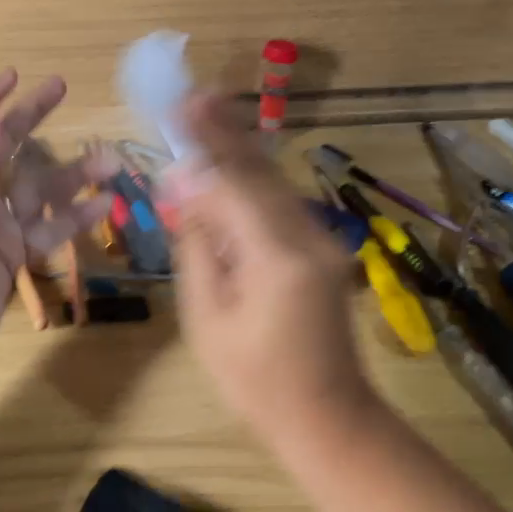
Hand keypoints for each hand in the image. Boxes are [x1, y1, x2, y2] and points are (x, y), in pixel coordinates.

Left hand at [0, 69, 112, 364]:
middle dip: (31, 115)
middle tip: (61, 87)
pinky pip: (47, 226)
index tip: (14, 75)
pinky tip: (104, 203)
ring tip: (110, 160)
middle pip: (3, 143)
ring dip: (70, 173)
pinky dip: (73, 215)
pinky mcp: (13, 250)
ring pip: (36, 186)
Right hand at [166, 93, 374, 447]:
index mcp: (276, 257)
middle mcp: (307, 237)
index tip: (181, 104)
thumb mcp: (207, 318)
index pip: (234, 183)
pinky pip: (280, 201)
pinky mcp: (323, 249)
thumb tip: (184, 189)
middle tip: (194, 92)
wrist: (331, 419)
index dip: (206, 142)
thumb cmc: (256, 380)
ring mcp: (322, 241)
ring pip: (273, 181)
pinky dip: (251, 175)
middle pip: (259, 171)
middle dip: (224, 130)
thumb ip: (199, 246)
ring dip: (238, 146)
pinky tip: (229, 157)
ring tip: (207, 108)